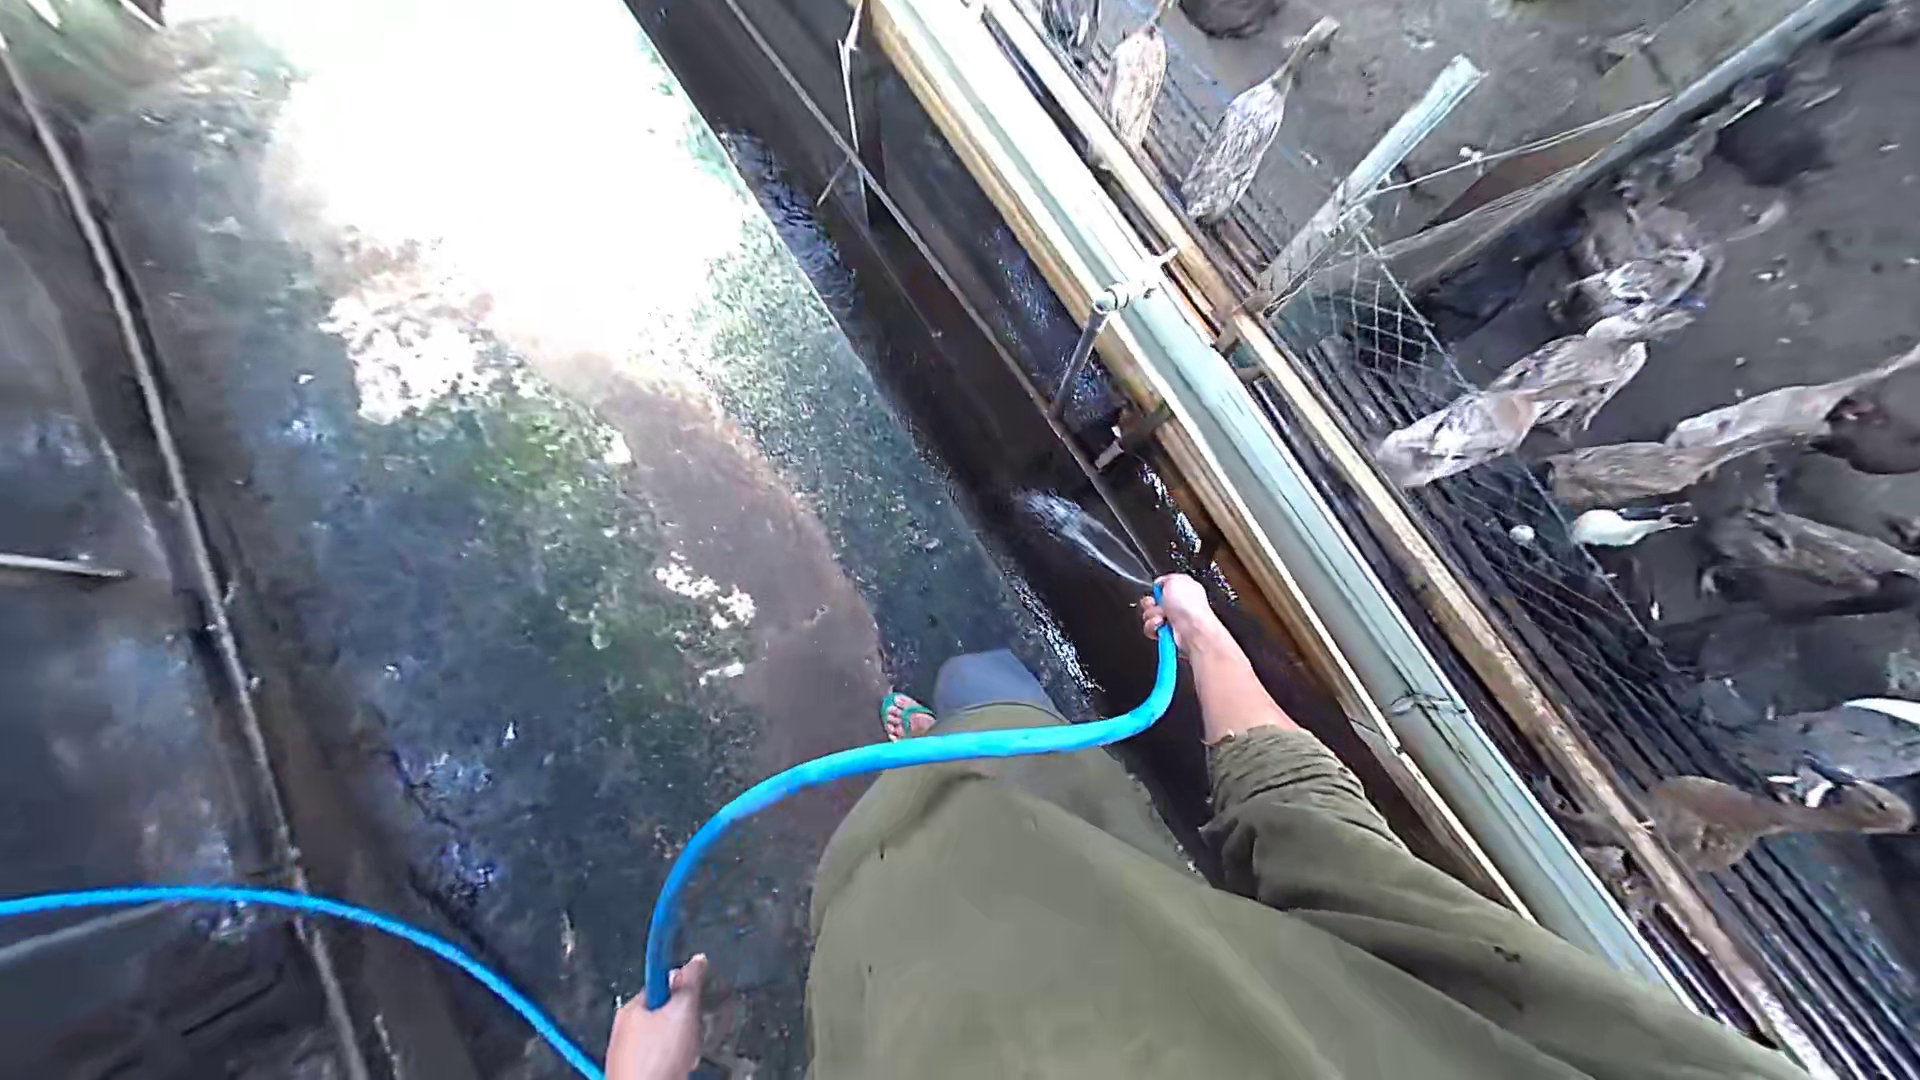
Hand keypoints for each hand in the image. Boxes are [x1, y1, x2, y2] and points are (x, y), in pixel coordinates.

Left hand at [606, 954, 706, 1079]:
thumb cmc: (659, 1057)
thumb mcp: (683, 1009)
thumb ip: (691, 981)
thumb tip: (696, 959)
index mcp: (630, 1009)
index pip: (661, 984)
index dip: (682, 988)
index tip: (693, 997)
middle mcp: (623, 1032)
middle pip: (665, 1011)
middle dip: (684, 1019)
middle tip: (691, 1029)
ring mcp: (627, 1059)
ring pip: (665, 1037)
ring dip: (682, 1042)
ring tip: (687, 1053)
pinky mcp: (634, 1078)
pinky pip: (660, 1060)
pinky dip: (673, 1062)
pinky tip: (680, 1068)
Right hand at [1139, 573, 1224, 651]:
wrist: (1192, 630)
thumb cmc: (1189, 606)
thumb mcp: (1175, 580)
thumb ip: (1165, 579)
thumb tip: (1158, 584)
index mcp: (1184, 590)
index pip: (1162, 588)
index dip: (1155, 590)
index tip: (1156, 592)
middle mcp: (1178, 606)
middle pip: (1152, 602)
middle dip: (1150, 604)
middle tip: (1157, 605)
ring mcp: (1172, 620)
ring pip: (1149, 616)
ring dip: (1152, 616)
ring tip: (1162, 618)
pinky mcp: (1167, 634)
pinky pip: (1150, 629)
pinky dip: (1153, 627)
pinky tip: (1162, 626)